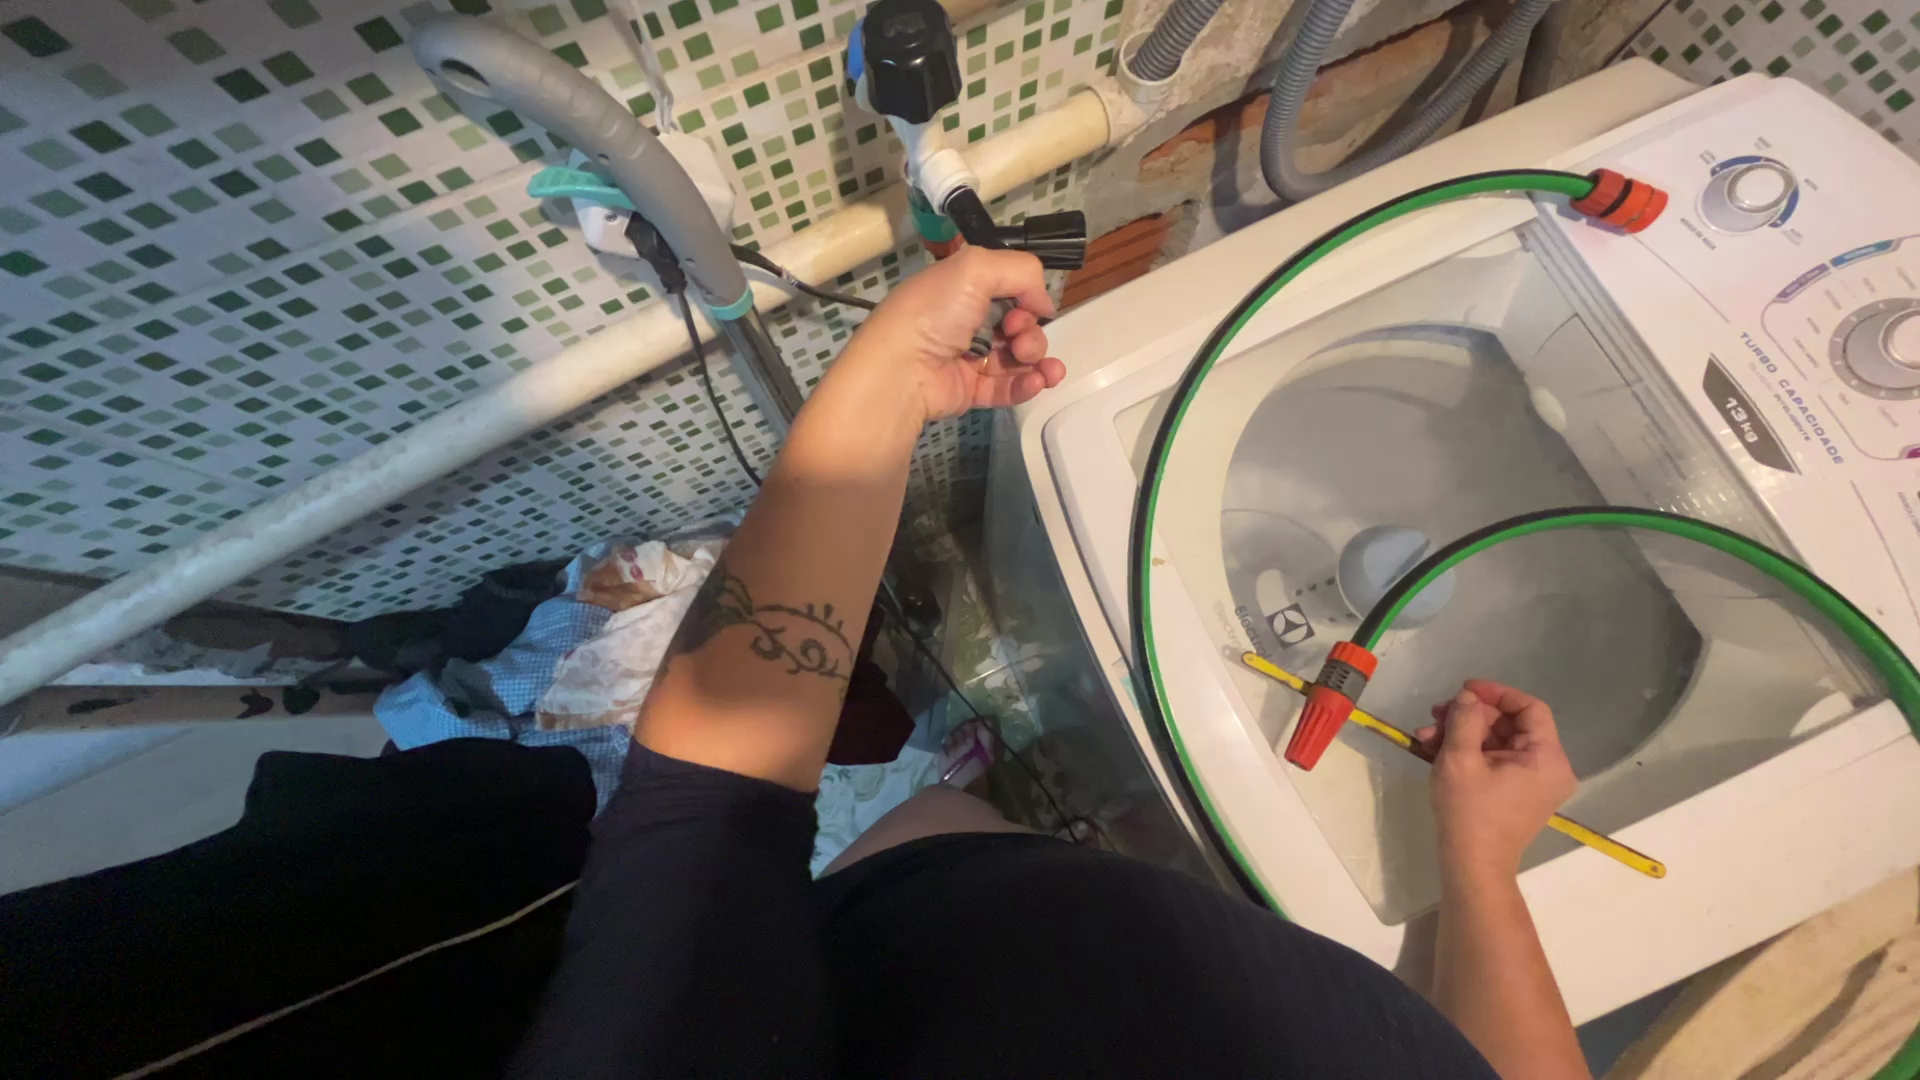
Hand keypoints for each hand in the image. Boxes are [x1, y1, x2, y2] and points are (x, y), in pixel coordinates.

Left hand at [839, 245, 1065, 422]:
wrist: (901, 372)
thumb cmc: (934, 314)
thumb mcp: (976, 268)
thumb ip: (1022, 272)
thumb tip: (1044, 303)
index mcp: (962, 288)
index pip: (1009, 289)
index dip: (1026, 298)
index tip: (1028, 307)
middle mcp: (965, 320)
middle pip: (1018, 325)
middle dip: (1031, 331)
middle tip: (1019, 337)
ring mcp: (968, 358)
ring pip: (1016, 358)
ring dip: (1038, 361)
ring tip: (1044, 369)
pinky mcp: (969, 390)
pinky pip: (1006, 387)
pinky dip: (1027, 385)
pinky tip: (1039, 382)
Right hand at [1416, 679, 1576, 879]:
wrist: (1473, 860)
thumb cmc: (1469, 808)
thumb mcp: (1460, 758)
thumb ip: (1464, 720)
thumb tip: (1468, 697)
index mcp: (1546, 758)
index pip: (1530, 709)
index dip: (1496, 693)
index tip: (1463, 689)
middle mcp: (1549, 767)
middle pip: (1509, 723)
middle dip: (1468, 715)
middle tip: (1435, 714)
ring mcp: (1533, 780)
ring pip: (1497, 739)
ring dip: (1460, 732)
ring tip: (1426, 735)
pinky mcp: (1517, 789)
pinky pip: (1494, 757)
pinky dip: (1467, 750)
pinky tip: (1434, 750)